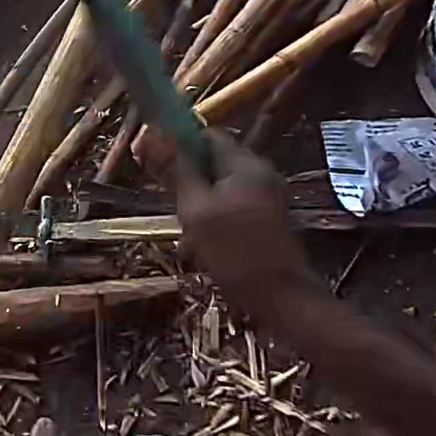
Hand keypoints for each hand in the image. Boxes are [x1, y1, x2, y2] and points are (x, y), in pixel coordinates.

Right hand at [144, 130, 309, 303]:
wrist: (282, 301)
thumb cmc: (234, 252)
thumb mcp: (195, 208)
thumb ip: (176, 170)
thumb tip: (153, 137)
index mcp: (246, 164)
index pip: (207, 135)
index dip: (179, 141)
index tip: (156, 159)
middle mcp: (261, 173)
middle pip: (214, 157)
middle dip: (187, 170)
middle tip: (167, 192)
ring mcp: (268, 195)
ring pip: (221, 180)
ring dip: (198, 192)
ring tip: (185, 218)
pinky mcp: (268, 216)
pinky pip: (233, 197)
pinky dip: (214, 206)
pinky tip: (202, 231)